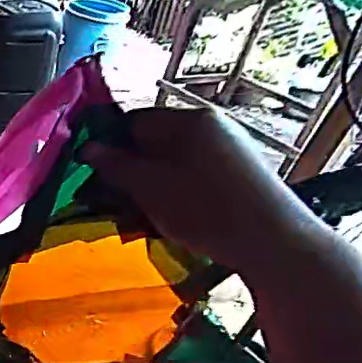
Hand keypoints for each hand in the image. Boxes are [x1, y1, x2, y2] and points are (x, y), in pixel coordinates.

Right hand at [82, 107, 321, 281]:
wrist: (274, 241)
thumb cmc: (207, 210)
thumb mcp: (153, 189)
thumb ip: (117, 167)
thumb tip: (88, 148)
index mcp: (189, 121)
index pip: (134, 121)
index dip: (108, 145)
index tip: (89, 173)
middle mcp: (212, 127)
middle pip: (155, 144)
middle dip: (129, 173)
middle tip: (110, 203)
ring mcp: (229, 151)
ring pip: (174, 165)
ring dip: (150, 189)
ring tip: (140, 219)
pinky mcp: (239, 177)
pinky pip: (195, 179)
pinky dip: (176, 196)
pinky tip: (172, 221)